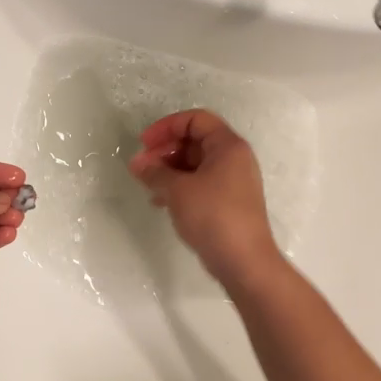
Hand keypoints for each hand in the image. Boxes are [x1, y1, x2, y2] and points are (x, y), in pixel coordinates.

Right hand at [128, 109, 280, 284]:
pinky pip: (200, 184)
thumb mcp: (177, 190)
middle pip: (195, 141)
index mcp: (228, 146)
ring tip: (149, 187)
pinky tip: (161, 203)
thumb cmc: (213, 216)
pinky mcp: (228, 202)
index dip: (166, 127)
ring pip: (196, 165)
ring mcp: (233, 182)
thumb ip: (154, 172)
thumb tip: (136, 163)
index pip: (195, 119)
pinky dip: (180, 187)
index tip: (144, 144)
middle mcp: (234, 159)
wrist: (243, 260)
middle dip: (165, 151)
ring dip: (170, 171)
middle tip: (143, 168)